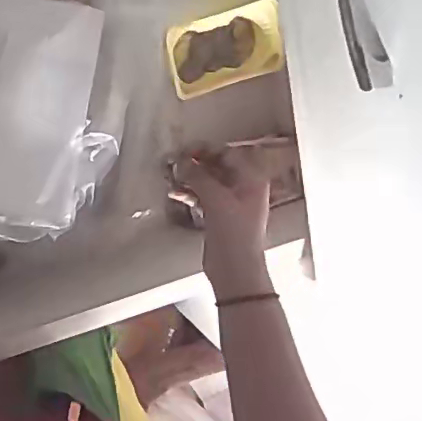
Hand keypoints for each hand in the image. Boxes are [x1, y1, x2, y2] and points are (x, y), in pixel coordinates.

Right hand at [181, 147, 273, 296]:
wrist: (235, 270)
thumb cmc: (235, 234)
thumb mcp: (216, 199)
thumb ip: (198, 176)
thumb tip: (181, 161)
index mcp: (252, 179)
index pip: (228, 154)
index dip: (206, 150)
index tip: (185, 150)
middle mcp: (243, 188)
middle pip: (216, 167)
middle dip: (195, 164)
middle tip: (174, 161)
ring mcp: (230, 203)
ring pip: (207, 182)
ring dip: (189, 178)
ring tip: (170, 175)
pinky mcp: (218, 216)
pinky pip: (202, 197)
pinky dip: (189, 193)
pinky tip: (173, 192)